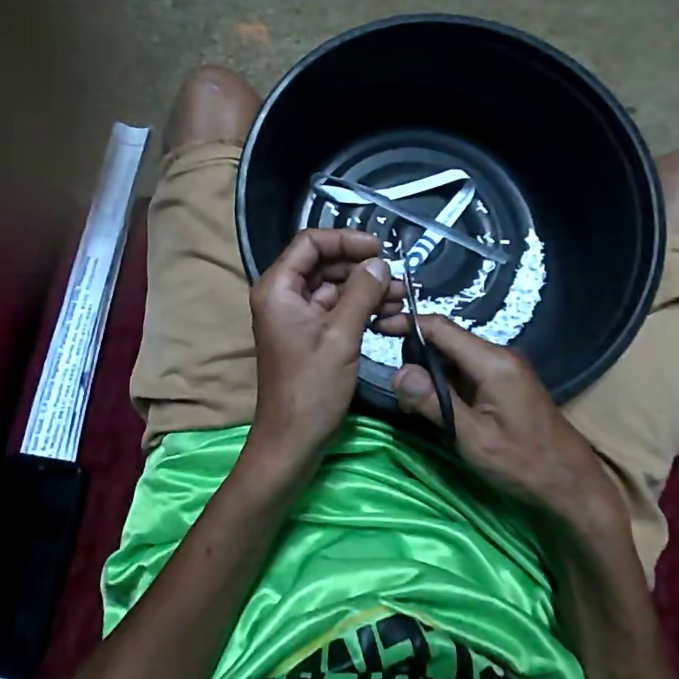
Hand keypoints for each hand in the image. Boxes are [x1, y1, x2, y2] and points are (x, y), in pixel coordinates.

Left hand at [249, 229, 405, 472]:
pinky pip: (335, 308)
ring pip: (333, 286)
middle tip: (398, 278)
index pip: (310, 243)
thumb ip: (361, 293)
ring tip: (401, 296)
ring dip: (365, 288)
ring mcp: (295, 315)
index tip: (380, 249)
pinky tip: (388, 313)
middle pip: (323, 262)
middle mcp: (282, 295)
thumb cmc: (312, 387)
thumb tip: (380, 262)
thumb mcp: (341, 336)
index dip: (345, 240)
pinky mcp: (308, 333)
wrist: (292, 438)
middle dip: (361, 267)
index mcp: (277, 288)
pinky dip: (359, 307)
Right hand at [376, 314, 628, 534]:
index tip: (377, 327)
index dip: (407, 323)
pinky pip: (467, 370)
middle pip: (447, 339)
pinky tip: (435, 403)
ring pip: (455, 356)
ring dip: (430, 369)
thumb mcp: (473, 438)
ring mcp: (506, 369)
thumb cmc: (524, 464)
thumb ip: (434, 402)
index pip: (441, 327)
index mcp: (494, 363)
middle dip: (415, 352)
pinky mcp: (506, 383)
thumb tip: (398, 372)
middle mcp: (501, 356)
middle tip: (393, 379)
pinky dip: (445, 381)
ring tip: (410, 397)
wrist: (573, 486)